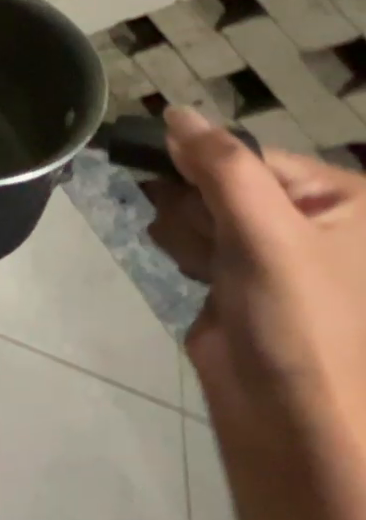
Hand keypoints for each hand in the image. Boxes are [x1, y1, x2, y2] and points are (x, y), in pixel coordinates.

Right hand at [144, 105, 365, 519]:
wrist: (288, 409)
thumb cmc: (299, 318)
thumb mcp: (267, 234)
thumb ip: (221, 166)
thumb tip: (173, 110)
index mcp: (346, 201)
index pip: (245, 153)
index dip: (205, 169)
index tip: (191, 195)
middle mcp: (314, 217)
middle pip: (212, 176)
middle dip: (196, 207)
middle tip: (216, 244)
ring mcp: (275, 246)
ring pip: (192, 204)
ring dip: (186, 232)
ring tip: (209, 268)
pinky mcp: (239, 270)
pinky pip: (190, 233)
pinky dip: (184, 251)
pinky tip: (199, 277)